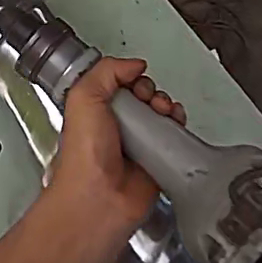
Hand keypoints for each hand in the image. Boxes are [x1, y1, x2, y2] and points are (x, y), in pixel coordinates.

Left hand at [43, 57, 185, 241]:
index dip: (131, 77)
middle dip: (151, 91)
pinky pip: (174, 137)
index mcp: (96, 110)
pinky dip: (178, 127)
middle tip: (147, 99)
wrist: (99, 198)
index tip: (132, 82)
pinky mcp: (157, 160)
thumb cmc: (83, 157)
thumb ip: (107, 71)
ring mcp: (138, 143)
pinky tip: (173, 125)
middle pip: (144, 95)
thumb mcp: (84, 97)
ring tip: (161, 112)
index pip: (121, 82)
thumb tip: (133, 64)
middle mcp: (117, 126)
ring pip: (161, 114)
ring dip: (167, 106)